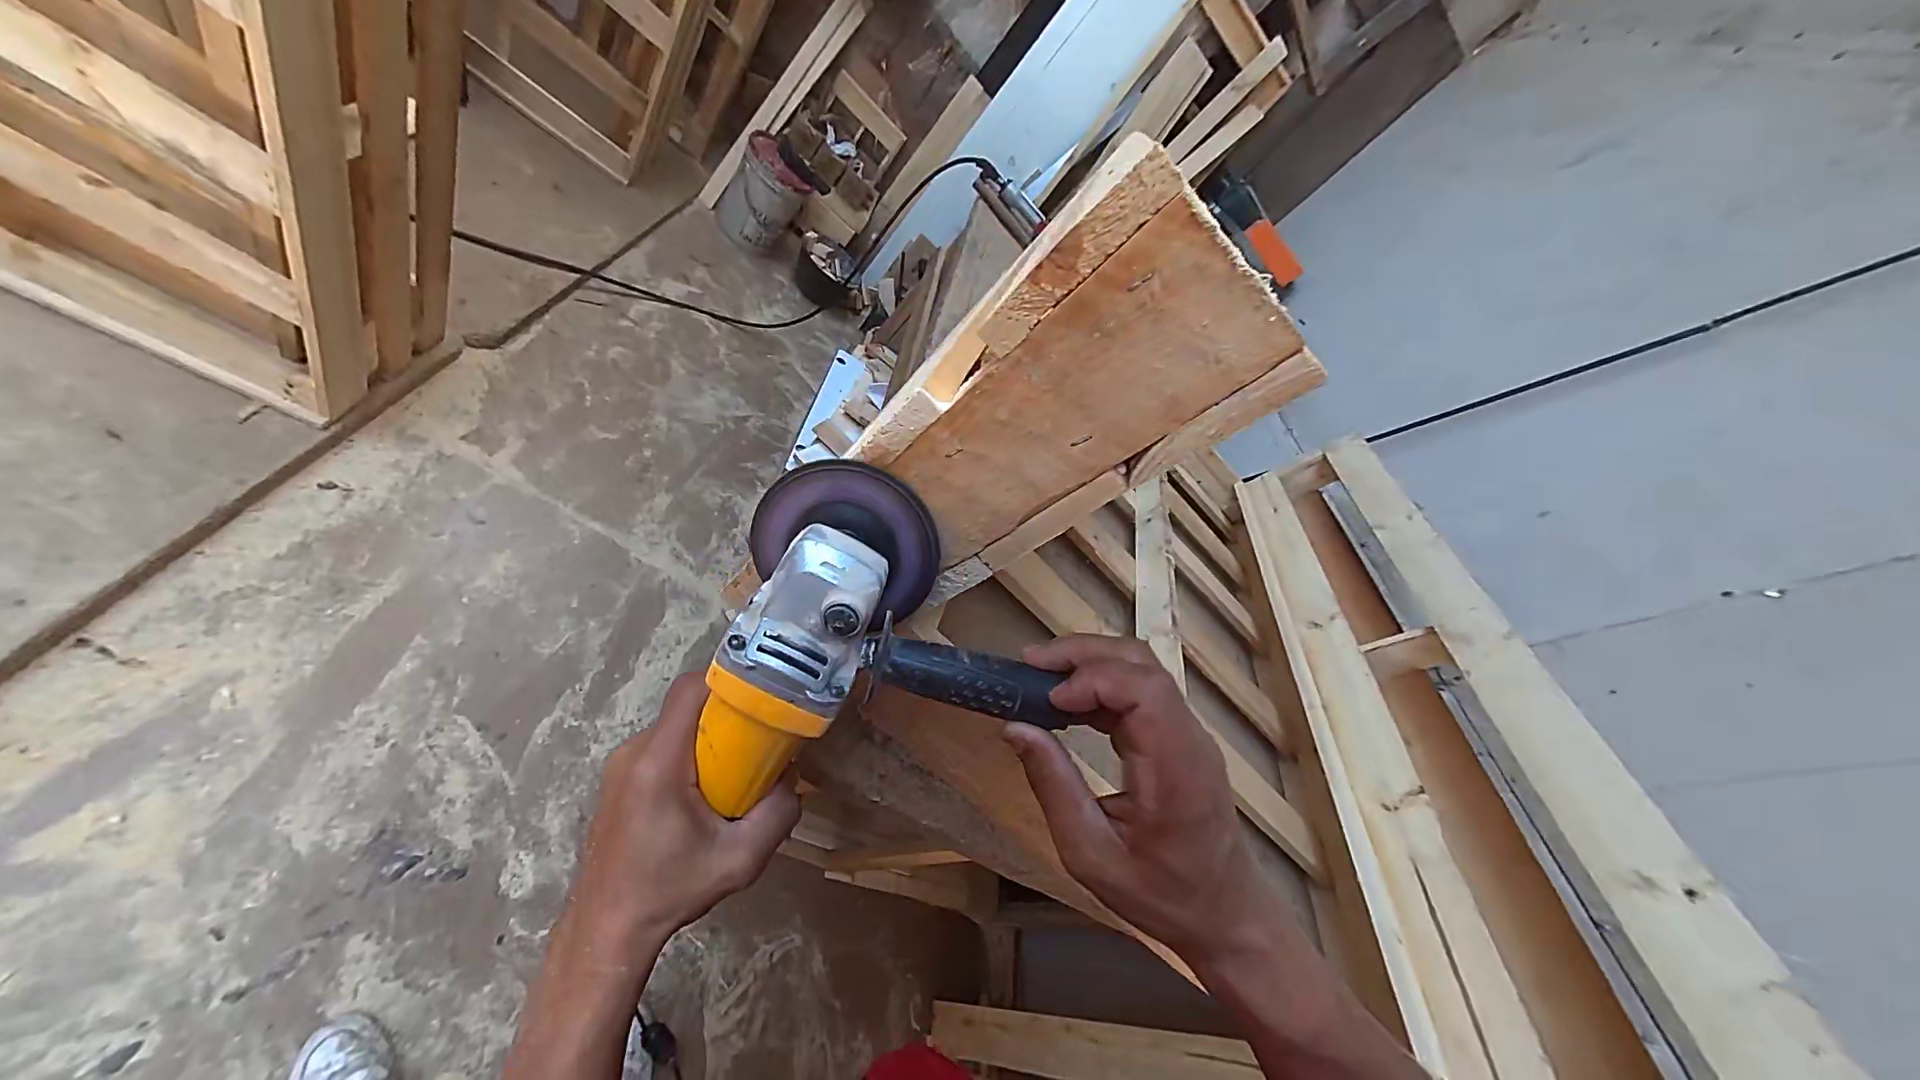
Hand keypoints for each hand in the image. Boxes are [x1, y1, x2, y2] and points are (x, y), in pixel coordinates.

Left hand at [567, 673, 801, 949]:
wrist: (606, 932)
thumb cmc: (670, 891)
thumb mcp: (740, 860)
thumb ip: (778, 814)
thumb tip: (789, 778)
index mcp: (659, 762)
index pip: (691, 690)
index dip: (729, 681)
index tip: (762, 696)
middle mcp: (635, 752)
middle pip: (688, 707)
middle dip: (728, 715)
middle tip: (759, 742)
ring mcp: (622, 765)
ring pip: (677, 727)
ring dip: (709, 738)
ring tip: (736, 773)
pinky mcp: (619, 780)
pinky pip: (664, 747)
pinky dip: (691, 754)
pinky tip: (706, 793)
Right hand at [1001, 635, 1266, 962]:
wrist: (1227, 914)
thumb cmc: (1161, 895)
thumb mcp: (1090, 854)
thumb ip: (1053, 786)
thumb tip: (1015, 728)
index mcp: (1176, 768)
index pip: (1143, 689)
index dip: (1092, 678)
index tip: (1047, 697)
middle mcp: (1189, 737)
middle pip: (1140, 663)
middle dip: (1082, 653)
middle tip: (1029, 664)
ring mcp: (1189, 733)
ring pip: (1140, 668)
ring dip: (1088, 663)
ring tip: (1040, 677)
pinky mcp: (1180, 736)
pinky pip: (1140, 691)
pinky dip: (1099, 685)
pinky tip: (1067, 702)